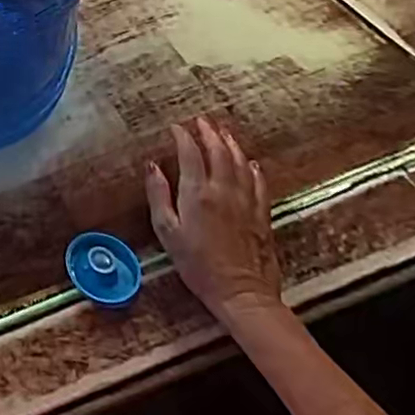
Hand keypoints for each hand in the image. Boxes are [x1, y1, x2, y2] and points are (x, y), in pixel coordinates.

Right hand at [146, 117, 284, 321]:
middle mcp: (223, 190)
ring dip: (230, 144)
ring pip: (240, 163)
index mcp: (197, 193)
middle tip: (201, 121)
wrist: (241, 293)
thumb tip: (152, 166)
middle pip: (218, 152)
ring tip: (223, 132)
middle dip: (209, 133)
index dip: (183, 137)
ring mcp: (245, 201)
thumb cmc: (197, 265)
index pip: (190, 154)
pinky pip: (259, 184)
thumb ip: (158, 195)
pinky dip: (253, 169)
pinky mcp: (262, 215)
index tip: (176, 127)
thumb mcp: (167, 232)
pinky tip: (251, 162)